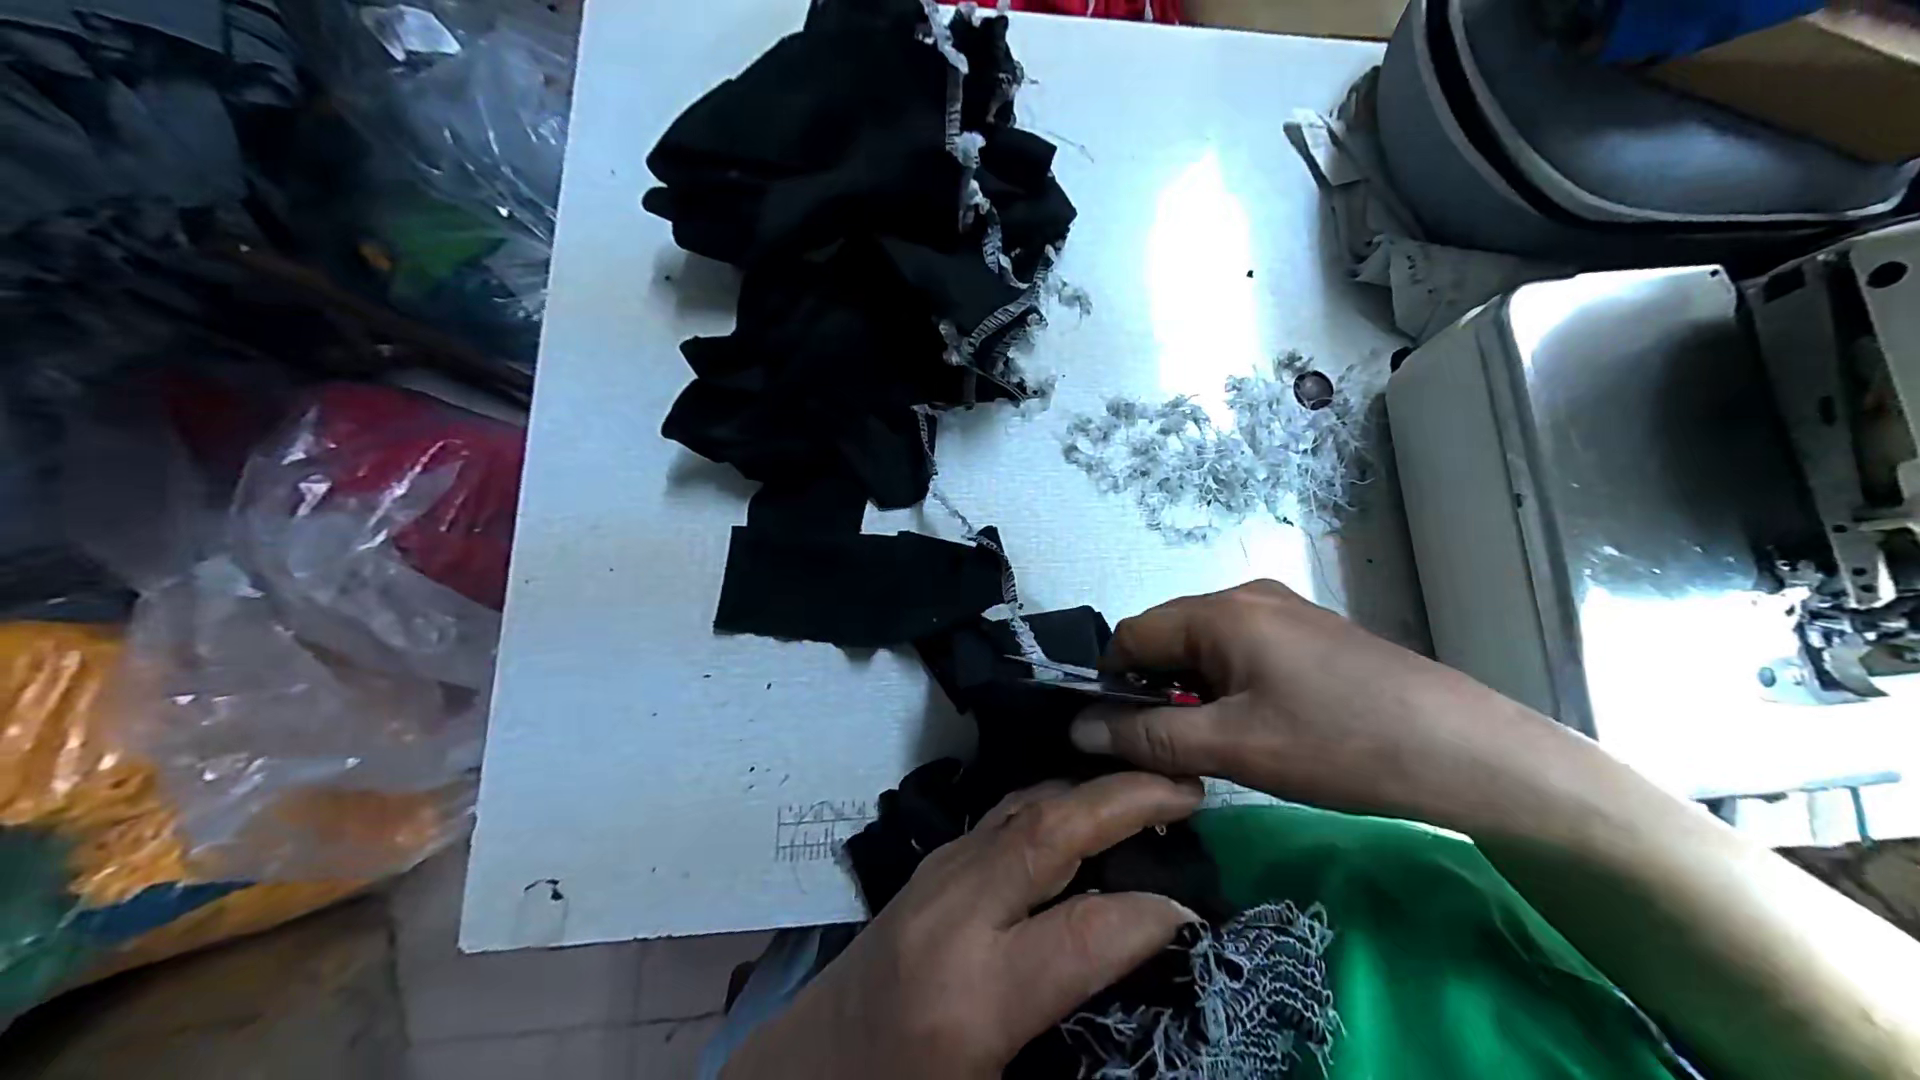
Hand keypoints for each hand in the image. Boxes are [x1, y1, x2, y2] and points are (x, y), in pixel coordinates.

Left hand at [721, 773, 1204, 1079]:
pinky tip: (1082, 807)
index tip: (1195, 915)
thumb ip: (1073, 1020)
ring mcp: (935, 876)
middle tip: (1189, 791)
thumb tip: (1140, 962)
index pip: (1082, 932)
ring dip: (1089, 789)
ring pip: (1022, 808)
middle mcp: (953, 914)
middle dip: (1125, 799)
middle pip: (1046, 830)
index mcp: (971, 996)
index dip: (1151, 918)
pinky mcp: (930, 865)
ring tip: (1147, 788)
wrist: (811, 1069)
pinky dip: (1052, 801)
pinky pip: (1000, 816)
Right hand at [1069, 580, 1587, 834]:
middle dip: (1152, 689)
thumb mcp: (1233, 746)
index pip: (1131, 635)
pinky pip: (1241, 651)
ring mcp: (1283, 611)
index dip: (1112, 683)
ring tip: (1212, 742)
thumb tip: (1078, 729)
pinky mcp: (1310, 634)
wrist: (1473, 754)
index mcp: (1221, 611)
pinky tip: (1254, 724)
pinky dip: (1226, 685)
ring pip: (1204, 646)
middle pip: (1167, 637)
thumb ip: (1148, 735)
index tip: (1118, 735)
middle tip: (1166, 746)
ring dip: (1190, 690)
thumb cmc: (1341, 744)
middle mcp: (1246, 595)